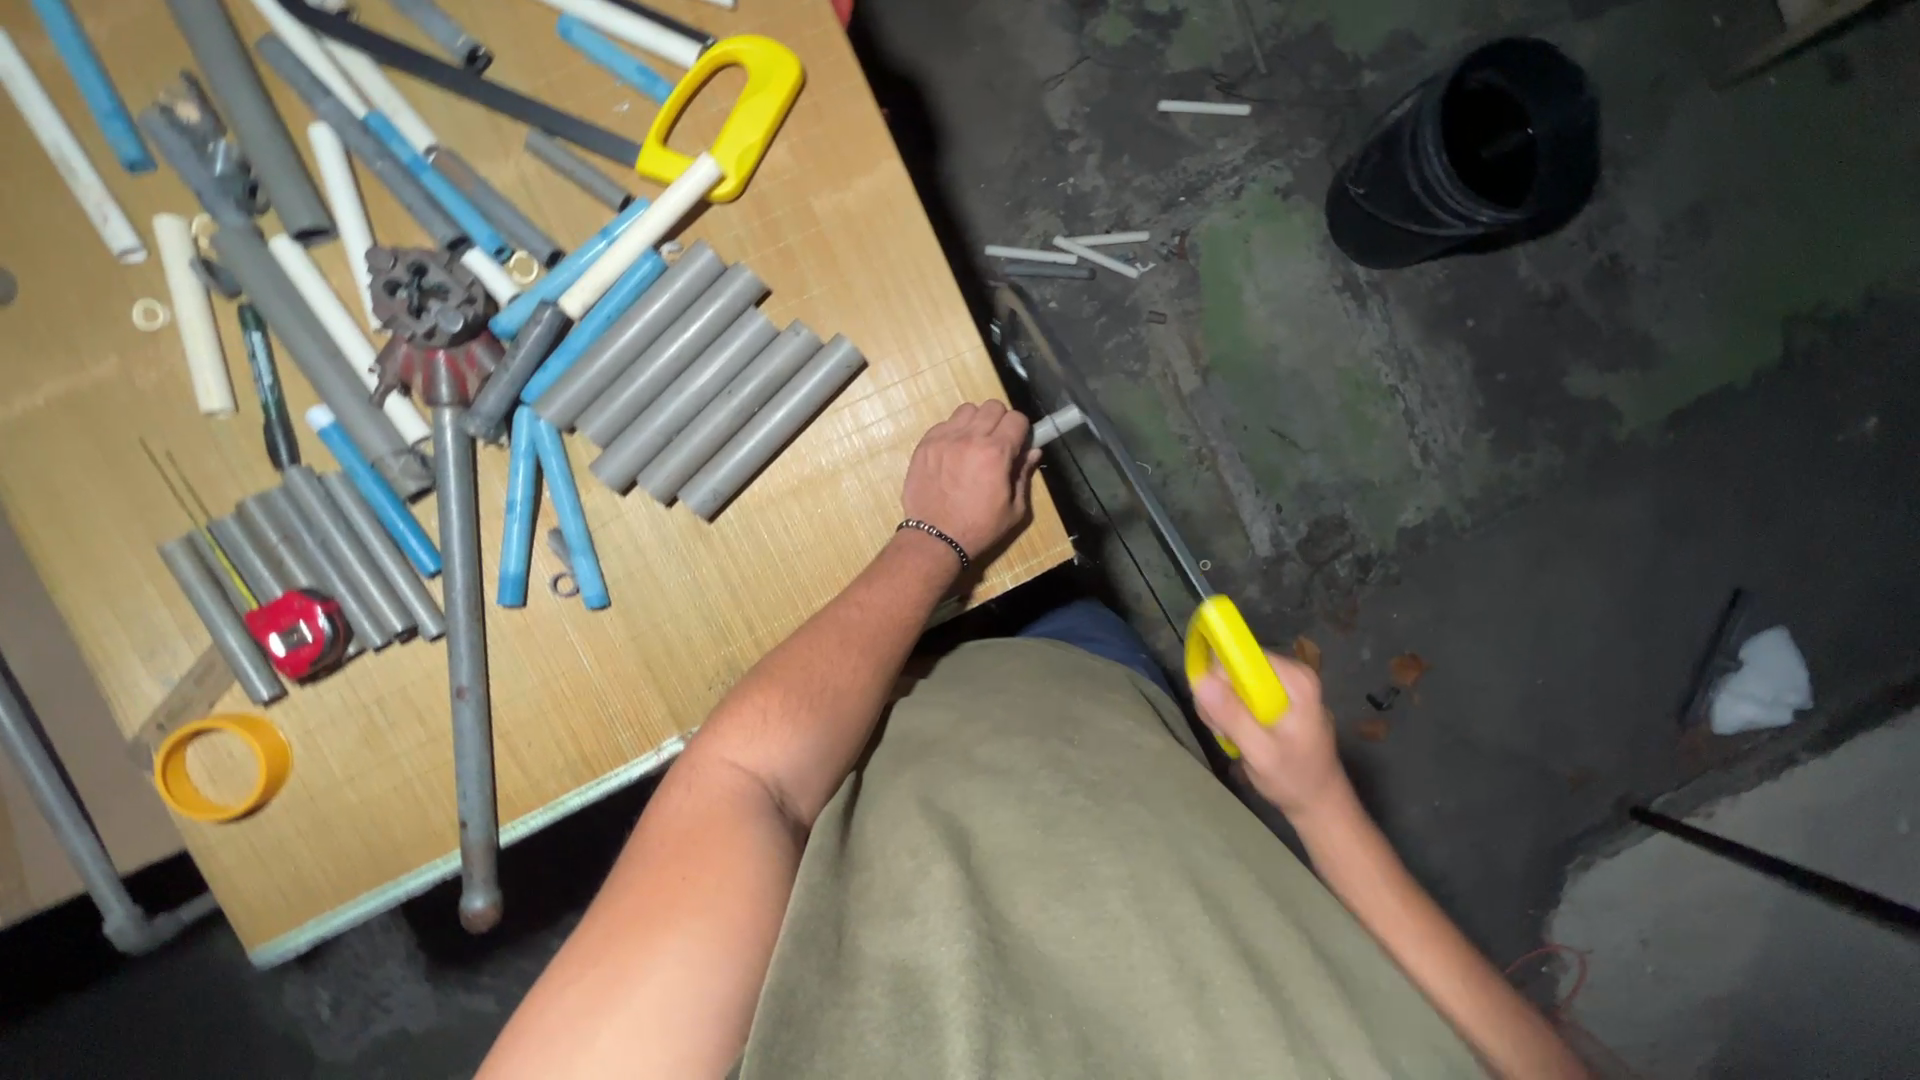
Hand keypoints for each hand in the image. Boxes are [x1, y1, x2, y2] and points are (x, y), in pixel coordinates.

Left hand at [901, 400, 1040, 557]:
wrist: (935, 538)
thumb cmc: (979, 528)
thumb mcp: (1014, 508)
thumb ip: (1024, 474)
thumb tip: (1033, 452)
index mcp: (996, 452)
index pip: (1017, 418)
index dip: (1021, 431)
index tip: (1017, 445)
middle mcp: (970, 438)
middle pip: (993, 407)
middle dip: (1001, 422)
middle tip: (997, 444)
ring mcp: (944, 439)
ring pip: (967, 410)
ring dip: (976, 422)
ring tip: (973, 445)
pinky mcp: (925, 444)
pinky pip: (944, 423)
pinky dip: (953, 432)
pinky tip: (953, 453)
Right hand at [1192, 653, 1351, 820]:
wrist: (1319, 801)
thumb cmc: (1294, 778)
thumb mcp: (1260, 752)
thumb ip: (1232, 715)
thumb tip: (1199, 678)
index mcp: (1295, 679)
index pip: (1240, 656)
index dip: (1219, 679)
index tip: (1216, 712)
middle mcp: (1289, 672)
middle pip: (1233, 666)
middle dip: (1219, 697)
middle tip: (1224, 731)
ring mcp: (1282, 683)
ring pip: (1230, 680)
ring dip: (1221, 708)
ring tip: (1232, 737)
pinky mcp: (1274, 694)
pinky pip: (1238, 691)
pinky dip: (1229, 712)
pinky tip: (1236, 735)